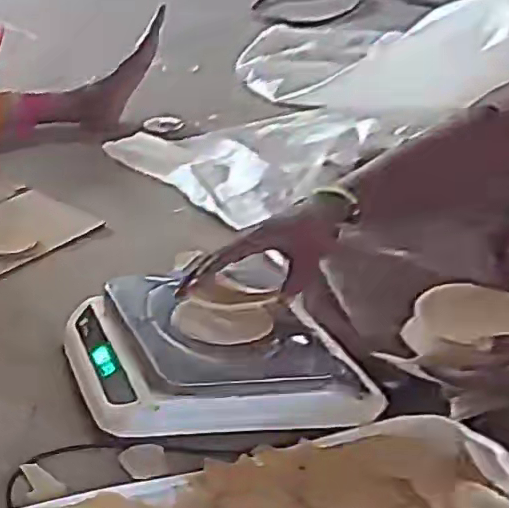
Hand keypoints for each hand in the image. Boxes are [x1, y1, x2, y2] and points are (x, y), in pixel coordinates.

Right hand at [187, 192, 346, 298]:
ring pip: (216, 252)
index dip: (204, 273)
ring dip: (199, 268)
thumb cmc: (319, 229)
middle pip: (212, 255)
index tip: (189, 288)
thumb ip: (295, 281)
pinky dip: (210, 263)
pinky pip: (225, 251)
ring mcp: (248, 234)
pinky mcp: (252, 236)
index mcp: (257, 239)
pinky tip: (205, 272)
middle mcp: (248, 235)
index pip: (223, 257)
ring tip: (184, 285)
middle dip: (193, 274)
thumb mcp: (311, 259)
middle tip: (179, 293)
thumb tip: (280, 303)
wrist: (329, 204)